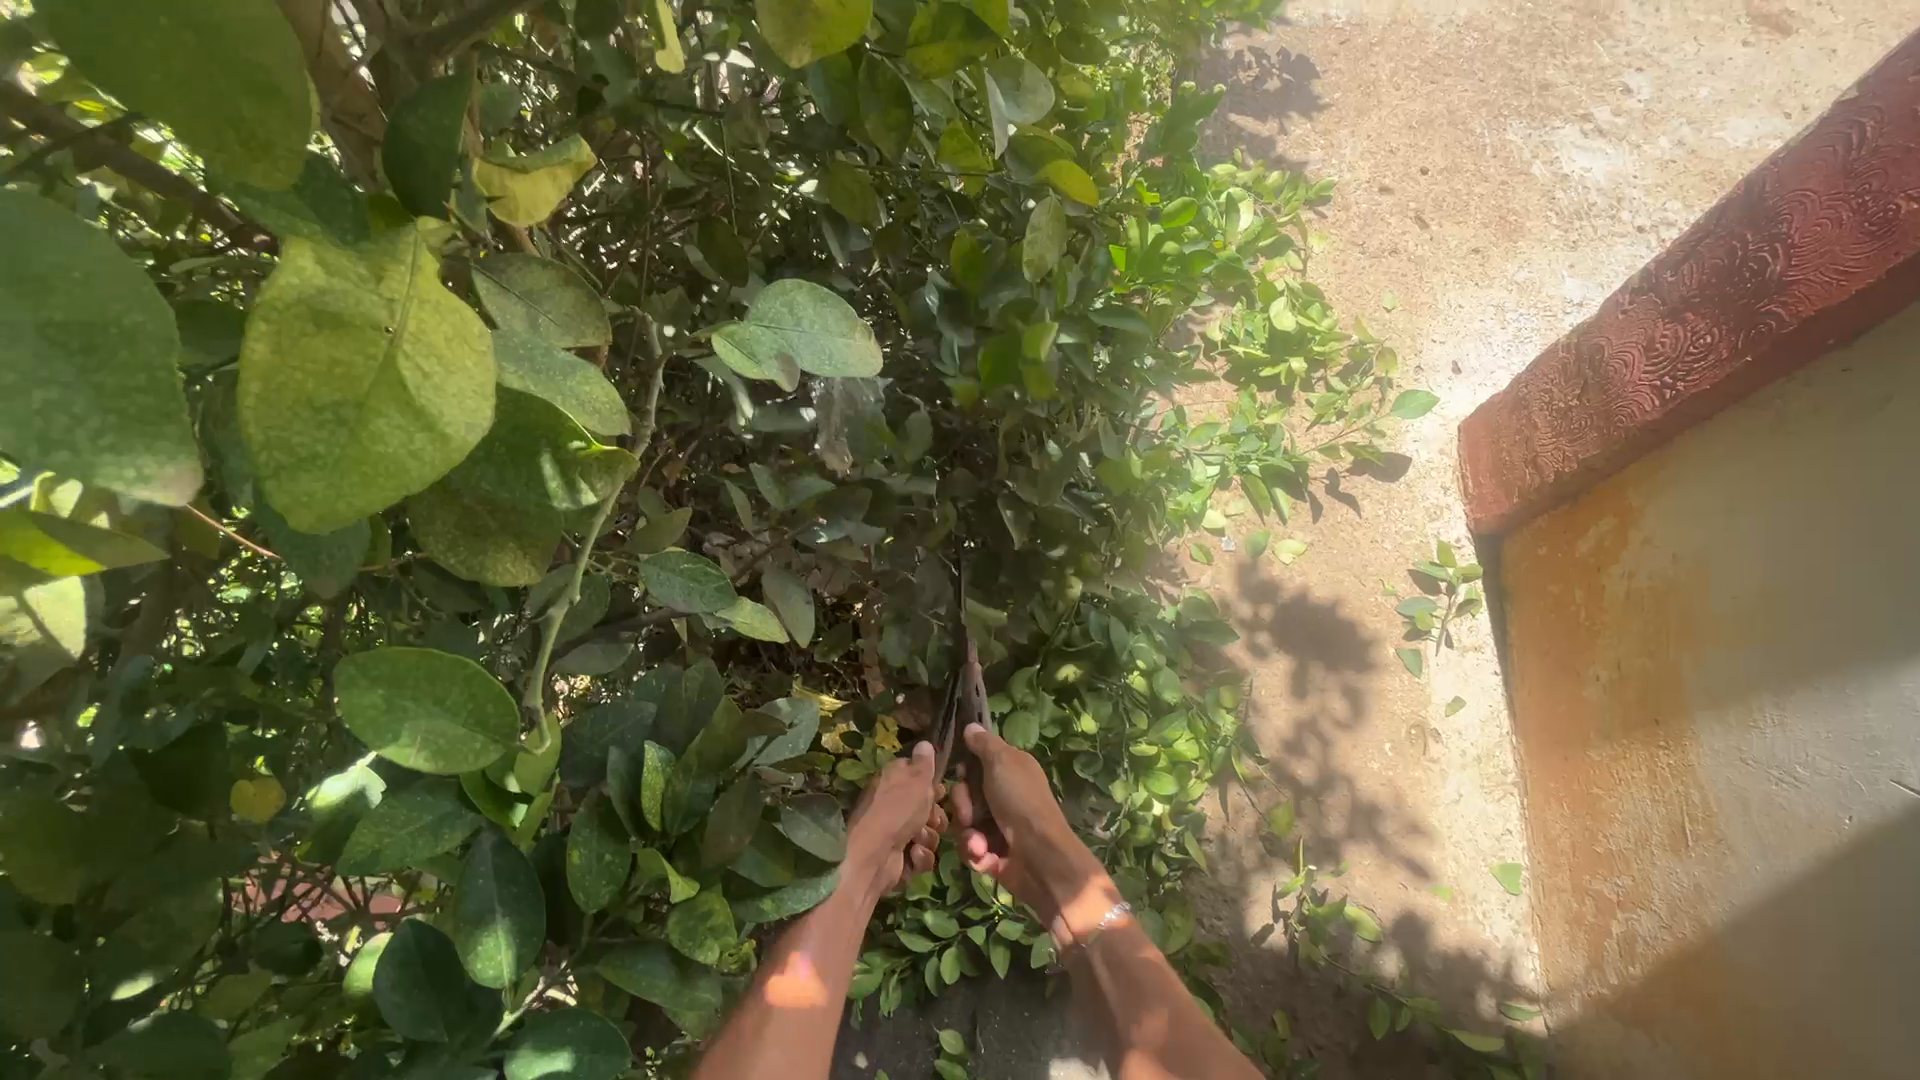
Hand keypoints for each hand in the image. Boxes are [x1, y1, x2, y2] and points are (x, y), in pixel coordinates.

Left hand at [845, 740, 946, 894]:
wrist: (875, 856)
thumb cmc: (897, 810)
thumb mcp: (915, 779)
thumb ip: (924, 762)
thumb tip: (924, 743)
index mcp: (893, 781)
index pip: (918, 777)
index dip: (932, 785)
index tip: (939, 791)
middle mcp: (893, 805)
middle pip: (929, 808)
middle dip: (936, 816)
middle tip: (931, 819)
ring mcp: (896, 833)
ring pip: (929, 833)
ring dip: (928, 837)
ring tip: (917, 839)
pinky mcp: (900, 858)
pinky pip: (922, 855)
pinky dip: (920, 856)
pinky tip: (912, 854)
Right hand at [947, 724, 1116, 942]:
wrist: (1039, 856)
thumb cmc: (1020, 801)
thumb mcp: (1001, 762)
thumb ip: (984, 744)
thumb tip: (971, 725)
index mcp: (1011, 771)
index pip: (977, 764)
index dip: (965, 771)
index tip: (963, 775)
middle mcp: (1005, 796)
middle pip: (965, 795)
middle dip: (963, 805)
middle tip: (970, 814)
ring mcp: (1000, 826)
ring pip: (964, 824)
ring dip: (968, 834)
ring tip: (980, 843)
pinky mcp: (995, 854)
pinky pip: (971, 849)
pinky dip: (976, 853)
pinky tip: (985, 856)